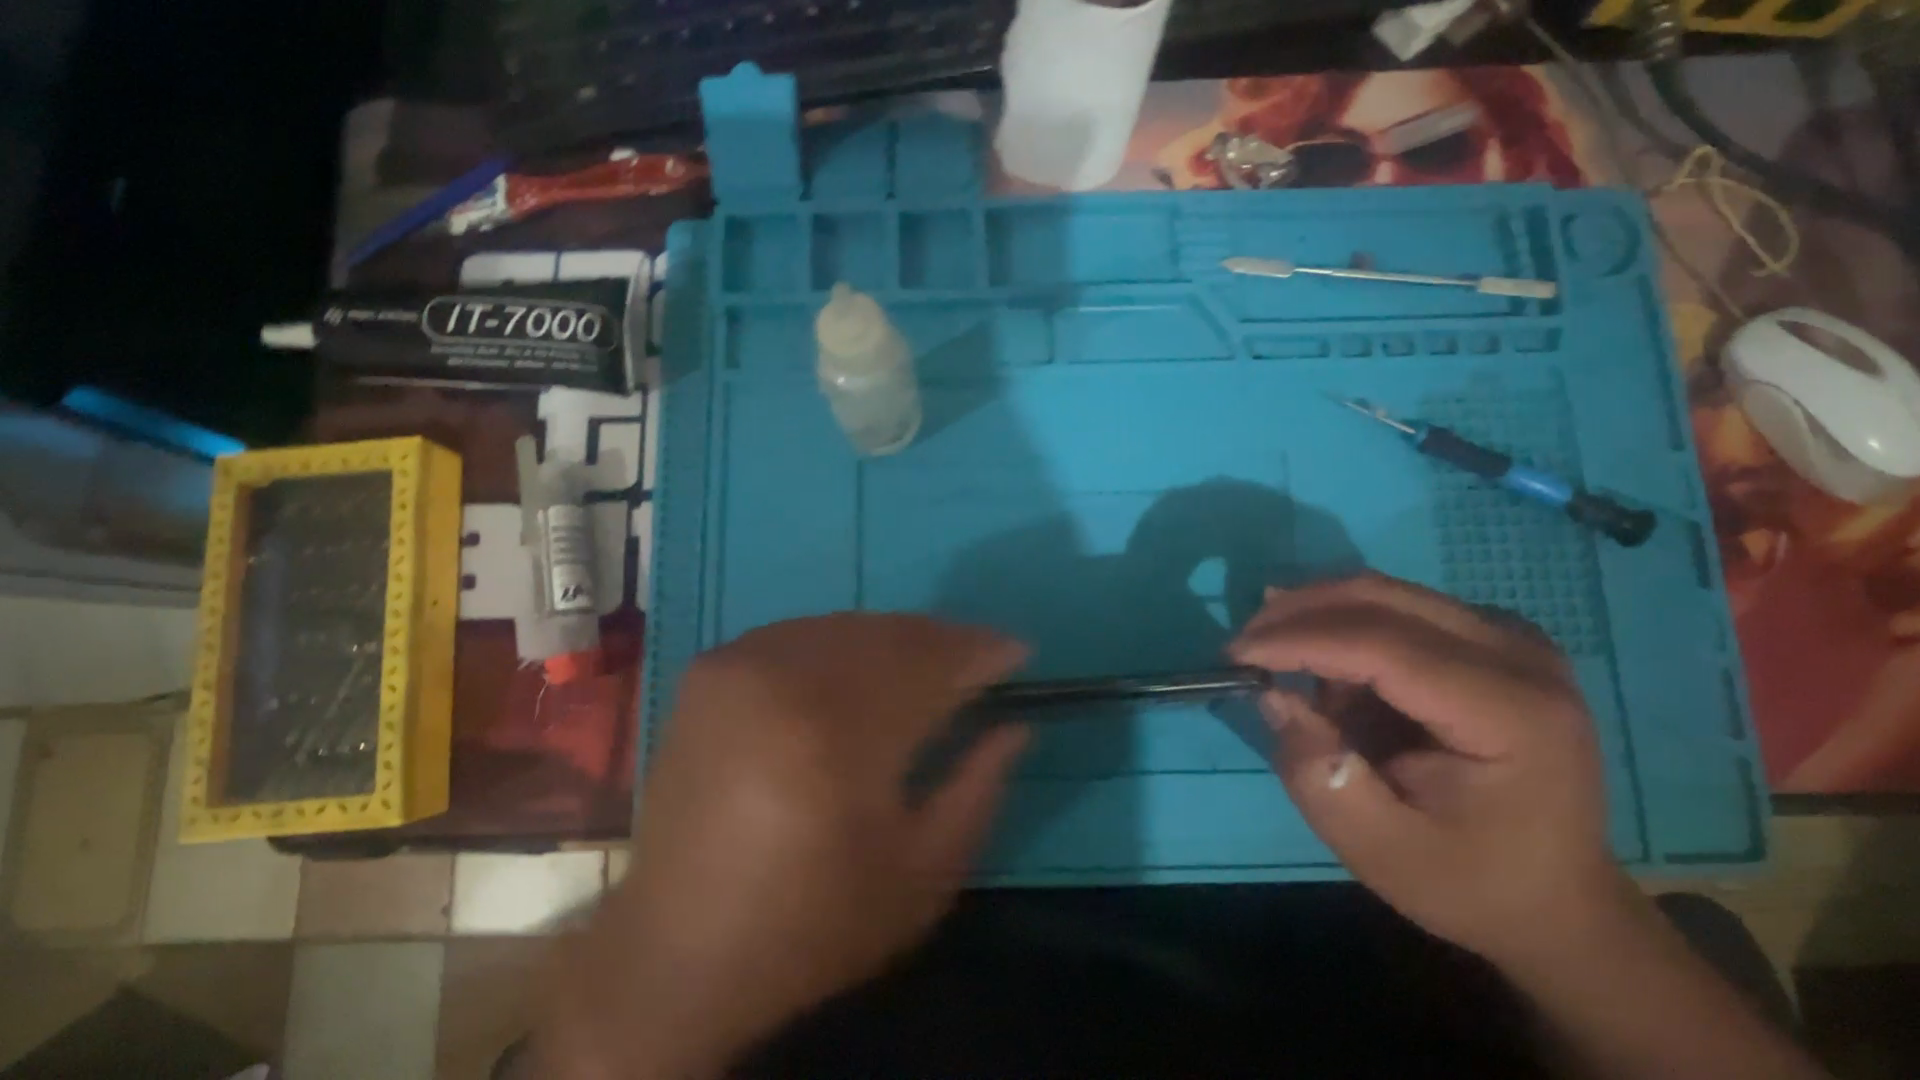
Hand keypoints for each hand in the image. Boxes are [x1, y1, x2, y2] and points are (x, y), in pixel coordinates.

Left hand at [543, 614, 1028, 1078]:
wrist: (679, 952)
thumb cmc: (813, 927)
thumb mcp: (922, 877)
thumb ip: (978, 789)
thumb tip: (1015, 724)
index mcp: (840, 736)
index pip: (931, 663)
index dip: (981, 651)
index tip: (1017, 654)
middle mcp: (783, 681)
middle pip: (888, 634)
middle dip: (942, 642)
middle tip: (976, 663)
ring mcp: (737, 668)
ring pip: (842, 626)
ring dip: (894, 639)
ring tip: (924, 669)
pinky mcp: (707, 673)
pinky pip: (796, 633)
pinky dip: (841, 643)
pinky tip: (857, 672)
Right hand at [1229, 574, 1628, 966]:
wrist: (1557, 901)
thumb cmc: (1469, 882)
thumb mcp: (1378, 850)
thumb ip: (1320, 774)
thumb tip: (1274, 694)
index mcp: (1512, 712)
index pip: (1386, 644)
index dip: (1301, 638)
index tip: (1234, 654)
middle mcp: (1522, 656)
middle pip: (1387, 599)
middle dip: (1301, 611)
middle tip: (1242, 643)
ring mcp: (1515, 641)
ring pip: (1390, 595)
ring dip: (1322, 618)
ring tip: (1278, 665)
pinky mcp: (1498, 640)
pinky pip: (1404, 611)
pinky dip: (1349, 628)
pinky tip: (1328, 672)